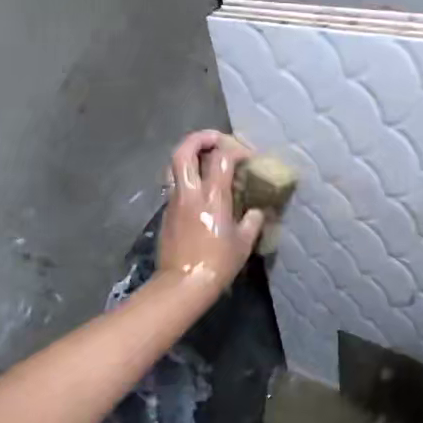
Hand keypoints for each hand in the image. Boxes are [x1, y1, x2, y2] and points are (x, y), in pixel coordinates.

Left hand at [156, 130, 265, 291]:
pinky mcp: (166, 213)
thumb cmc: (218, 263)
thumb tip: (256, 211)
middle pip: (184, 150)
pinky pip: (174, 185)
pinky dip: (186, 178)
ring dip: (188, 155)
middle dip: (199, 138)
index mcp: (212, 196)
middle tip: (216, 139)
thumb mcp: (244, 242)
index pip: (222, 157)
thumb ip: (252, 221)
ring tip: (204, 159)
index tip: (248, 158)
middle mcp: (190, 192)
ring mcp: (174, 201)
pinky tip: (199, 190)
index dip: (236, 150)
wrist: (183, 284)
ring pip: (173, 165)